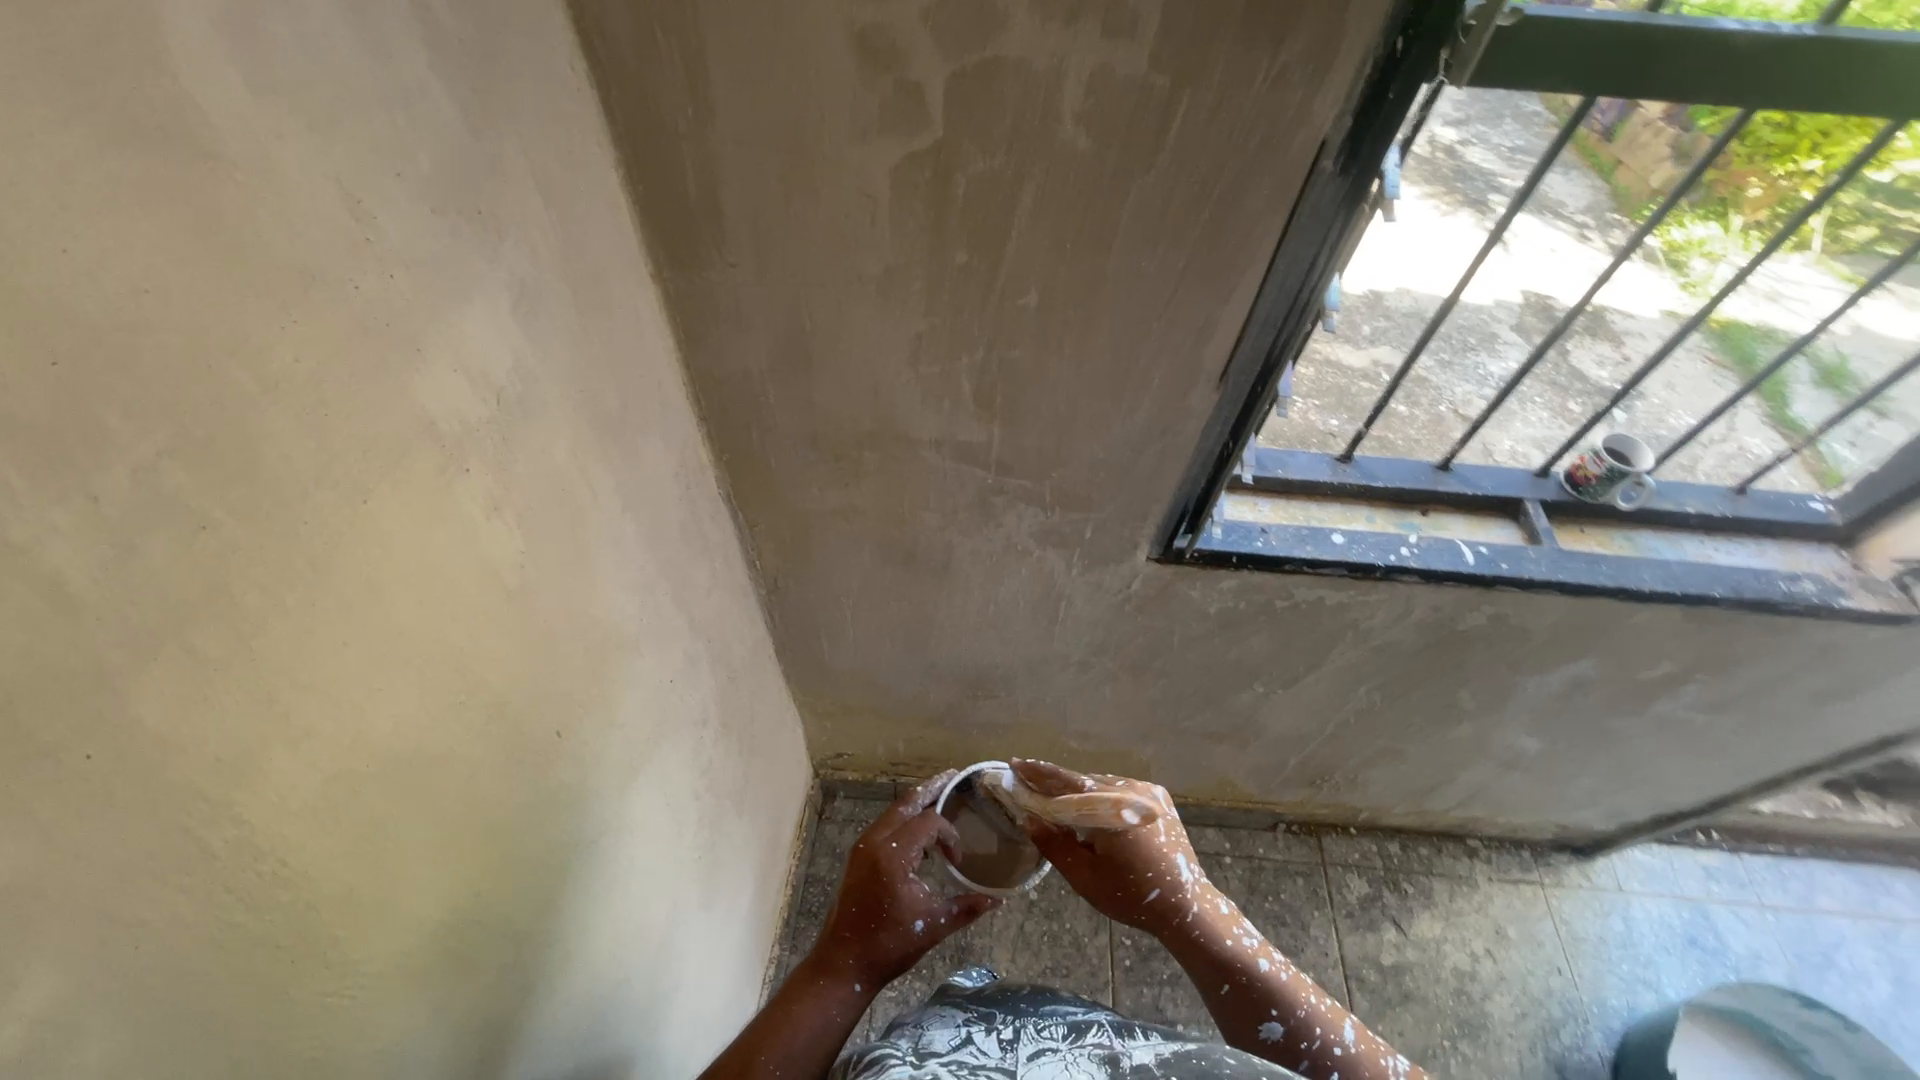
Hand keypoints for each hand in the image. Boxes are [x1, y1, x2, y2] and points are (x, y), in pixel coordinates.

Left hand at [810, 770, 999, 985]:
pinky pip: (885, 825)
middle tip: (954, 777)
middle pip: (907, 803)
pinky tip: (918, 828)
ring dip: (916, 803)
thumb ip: (967, 907)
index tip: (958, 861)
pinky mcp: (858, 856)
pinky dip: (904, 819)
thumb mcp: (934, 925)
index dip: (949, 835)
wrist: (843, 963)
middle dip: (932, 789)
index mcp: (893, 854)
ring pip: (894, 812)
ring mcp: (863, 847)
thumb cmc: (889, 945)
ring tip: (939, 795)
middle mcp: (875, 841)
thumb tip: (999, 900)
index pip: (929, 822)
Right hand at [1013, 759, 1214, 939]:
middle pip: (1083, 781)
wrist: (1186, 906)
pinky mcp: (1159, 798)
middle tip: (1029, 784)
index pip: (1065, 783)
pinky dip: (1103, 796)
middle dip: (1055, 783)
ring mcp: (1148, 791)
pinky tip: (1094, 812)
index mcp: (1111, 809)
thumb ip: (1054, 844)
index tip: (1014, 764)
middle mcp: (1130, 790)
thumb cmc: (1131, 896)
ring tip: (1059, 801)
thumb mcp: (1084, 876)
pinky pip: (1121, 790)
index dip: (1037, 774)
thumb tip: (1028, 817)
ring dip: (1081, 791)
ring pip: (1102, 785)